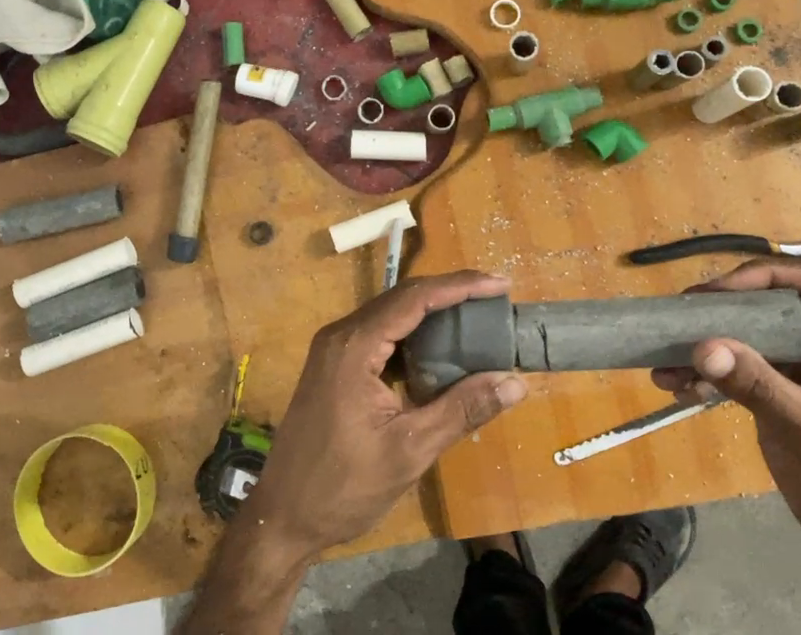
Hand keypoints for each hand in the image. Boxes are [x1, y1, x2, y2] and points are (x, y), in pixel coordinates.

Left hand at [242, 271, 529, 558]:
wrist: (285, 515)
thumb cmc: (344, 485)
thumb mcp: (410, 450)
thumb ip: (462, 410)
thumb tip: (515, 382)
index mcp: (353, 346)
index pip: (413, 298)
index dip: (459, 286)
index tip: (501, 284)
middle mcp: (340, 337)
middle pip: (401, 300)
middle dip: (450, 296)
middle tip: (495, 301)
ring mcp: (334, 351)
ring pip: (391, 318)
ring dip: (432, 317)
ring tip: (477, 322)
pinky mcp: (335, 369)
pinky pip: (380, 339)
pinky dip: (414, 341)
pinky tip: (442, 356)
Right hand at [652, 260, 800, 555]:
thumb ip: (756, 383)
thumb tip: (701, 346)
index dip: (769, 277)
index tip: (720, 290)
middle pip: (779, 307)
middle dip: (728, 311)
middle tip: (684, 313)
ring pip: (755, 338)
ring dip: (710, 346)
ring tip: (665, 357)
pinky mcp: (788, 393)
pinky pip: (746, 369)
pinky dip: (712, 376)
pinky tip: (677, 386)